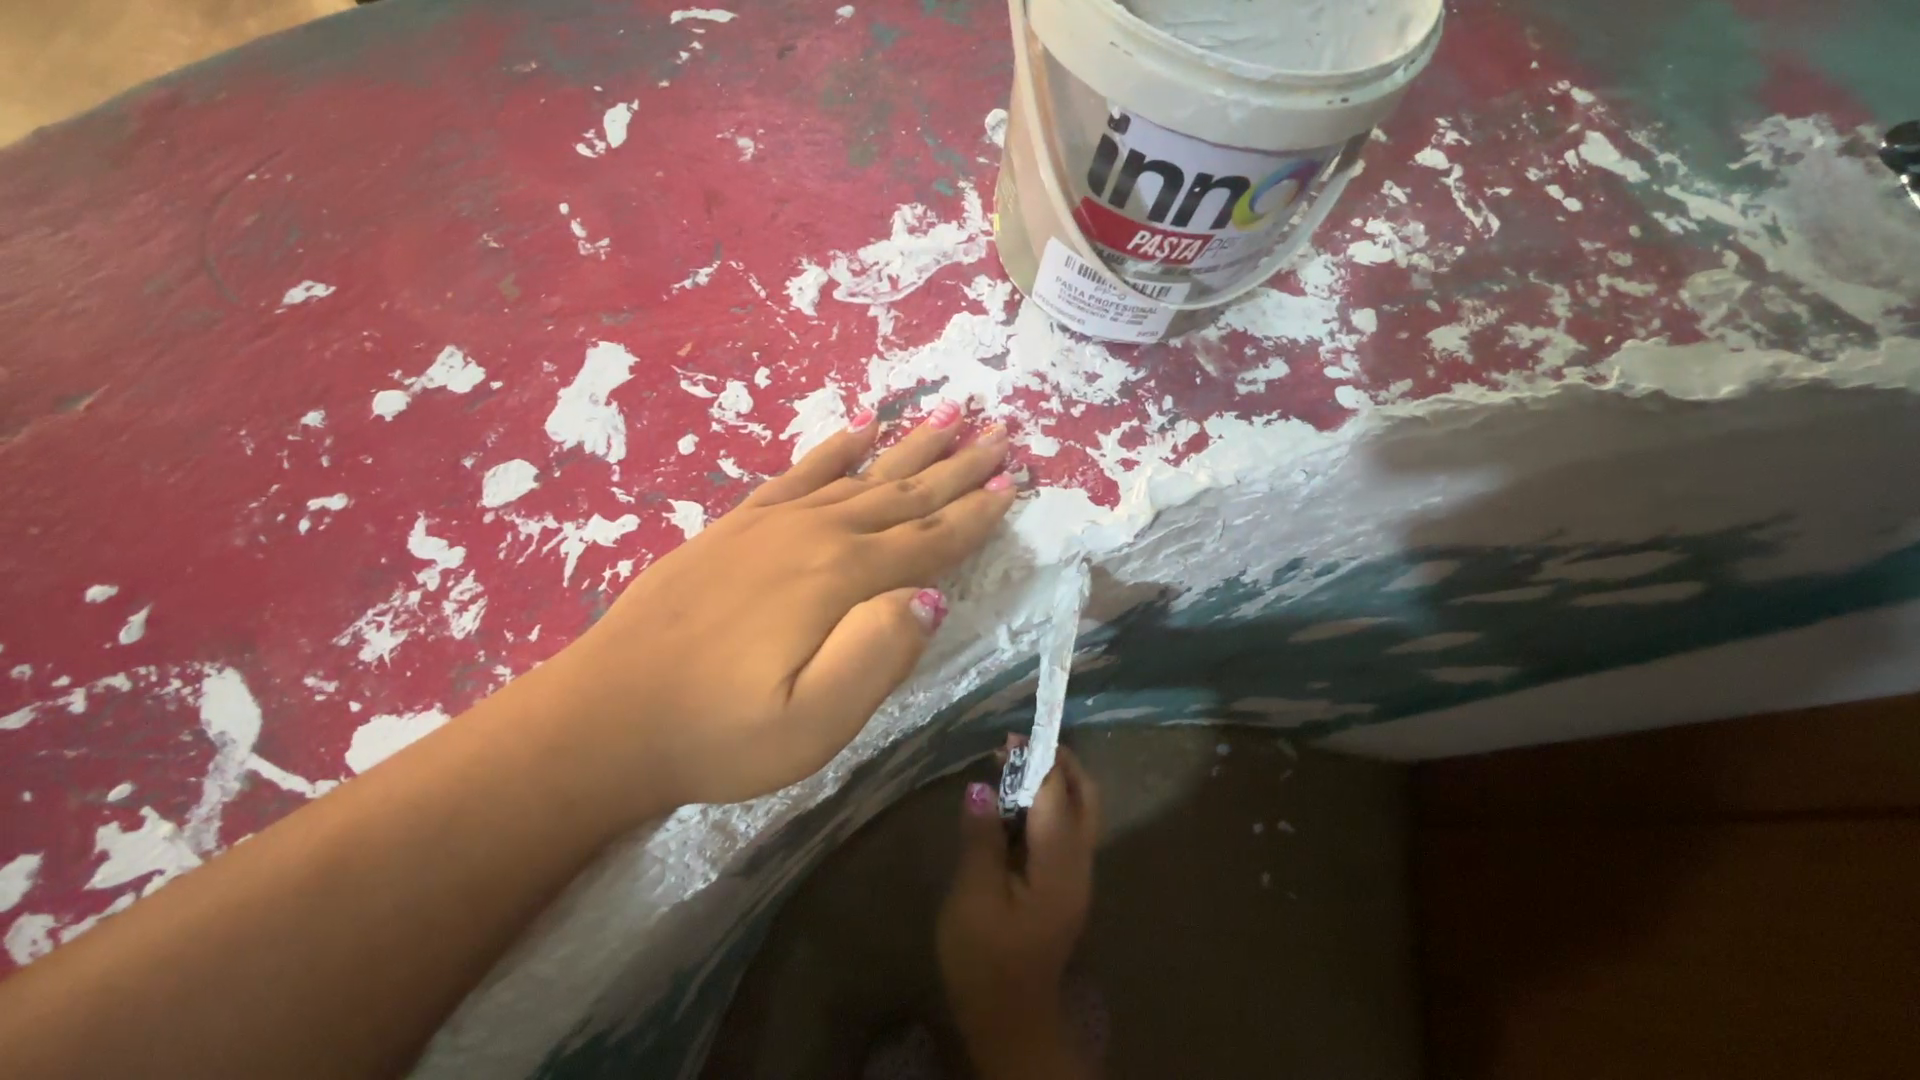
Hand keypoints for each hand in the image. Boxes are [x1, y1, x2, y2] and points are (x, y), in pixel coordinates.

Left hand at [536, 401, 1015, 814]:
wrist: (607, 716)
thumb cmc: (719, 733)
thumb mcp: (815, 722)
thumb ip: (880, 653)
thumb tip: (933, 596)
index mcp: (841, 580)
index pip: (929, 540)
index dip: (976, 514)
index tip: (1014, 481)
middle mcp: (814, 535)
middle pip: (902, 494)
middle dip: (956, 465)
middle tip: (998, 430)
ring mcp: (769, 525)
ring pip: (858, 476)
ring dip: (908, 447)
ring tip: (947, 415)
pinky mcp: (734, 528)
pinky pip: (798, 474)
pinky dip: (834, 450)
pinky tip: (857, 429)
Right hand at [937, 741, 1100, 1063]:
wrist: (1010, 1019)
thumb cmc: (985, 959)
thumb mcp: (972, 896)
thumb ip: (981, 838)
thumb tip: (980, 787)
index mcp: (1060, 864)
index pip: (1057, 794)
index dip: (1037, 758)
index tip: (1008, 737)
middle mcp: (1080, 864)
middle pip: (1085, 798)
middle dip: (1058, 764)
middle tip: (1016, 747)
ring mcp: (1076, 877)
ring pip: (1079, 814)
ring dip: (1053, 784)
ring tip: (1010, 769)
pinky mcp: (1064, 888)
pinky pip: (1065, 833)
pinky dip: (1046, 809)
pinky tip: (1012, 809)